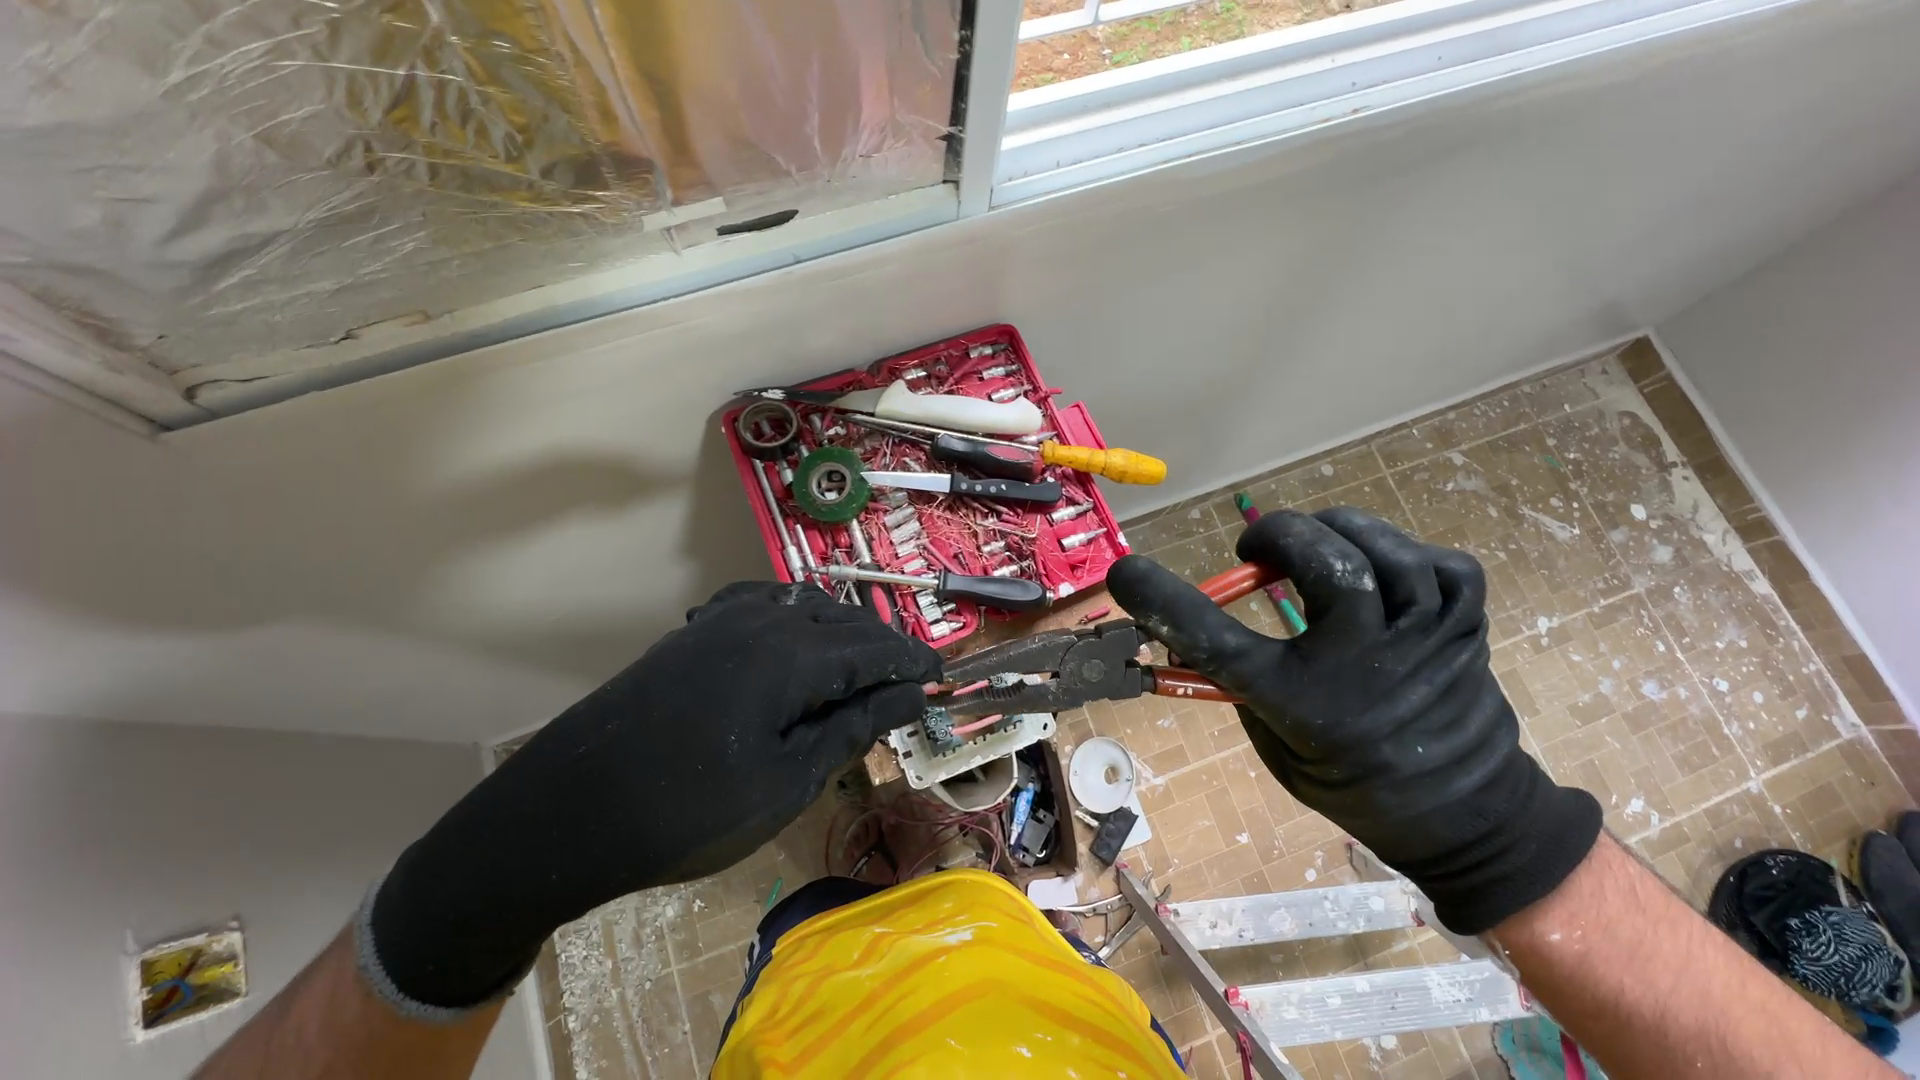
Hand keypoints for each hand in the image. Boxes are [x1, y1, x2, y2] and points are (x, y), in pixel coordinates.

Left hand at [358, 582, 941, 1012]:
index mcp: (789, 655)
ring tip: (858, 670)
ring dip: (836, 634)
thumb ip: (850, 727)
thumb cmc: (688, 810)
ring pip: (798, 609)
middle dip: (879, 649)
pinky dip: (788, 622)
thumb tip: (910, 697)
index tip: (943, 679)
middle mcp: (758, 621)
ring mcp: (717, 623)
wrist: (567, 813)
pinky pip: (756, 609)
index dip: (912, 664)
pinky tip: (789, 645)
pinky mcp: (689, 636)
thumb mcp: (786, 780)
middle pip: (840, 622)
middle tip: (906, 683)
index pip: (872, 650)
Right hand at [1107, 508, 1599, 933]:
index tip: (1125, 572)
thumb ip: (1237, 676)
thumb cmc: (1343, 776)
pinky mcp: (1468, 623)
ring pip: (1379, 546)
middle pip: (1323, 562)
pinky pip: (1435, 561)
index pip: (1215, 639)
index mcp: (1301, 702)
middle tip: (1256, 549)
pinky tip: (1382, 570)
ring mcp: (1425, 638)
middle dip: (1276, 534)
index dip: (1163, 600)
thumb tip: (1194, 622)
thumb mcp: (1270, 736)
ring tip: (1316, 546)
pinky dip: (1400, 552)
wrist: (1460, 812)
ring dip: (1334, 531)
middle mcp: (1363, 663)